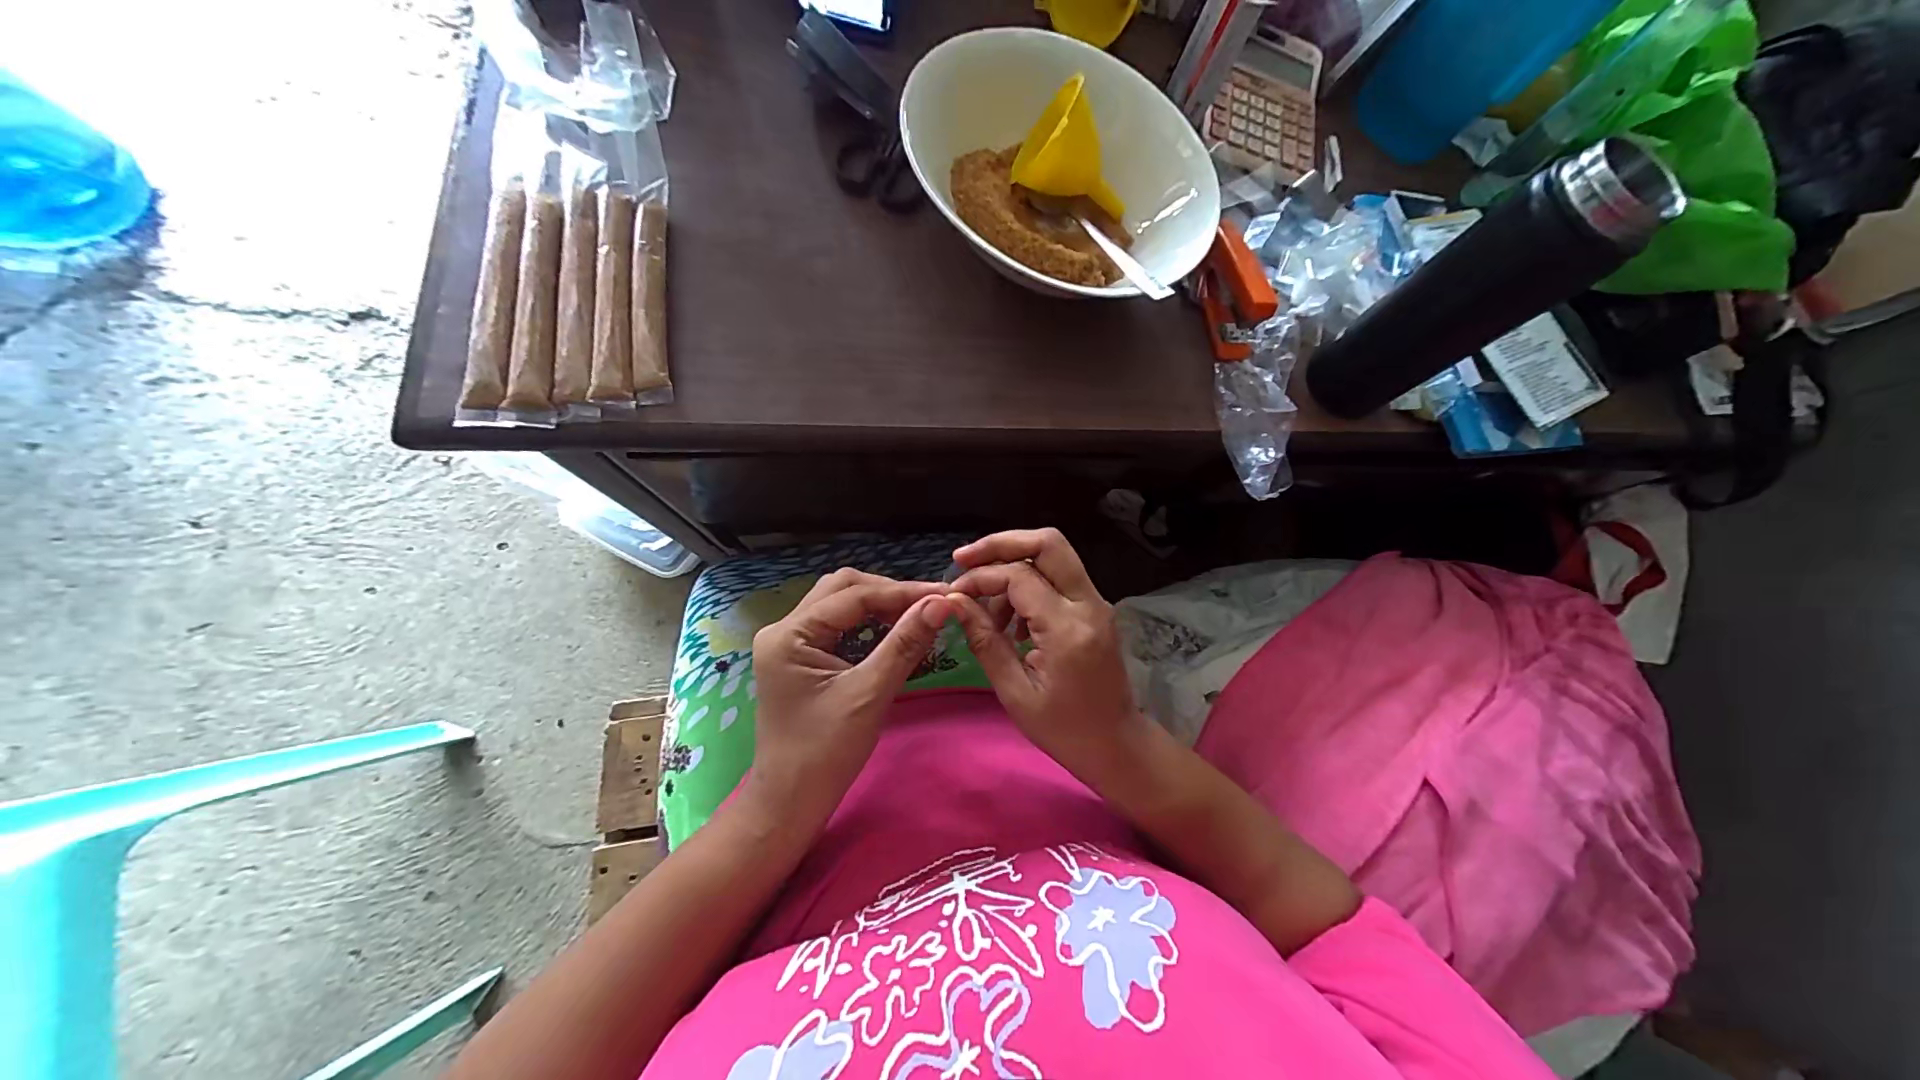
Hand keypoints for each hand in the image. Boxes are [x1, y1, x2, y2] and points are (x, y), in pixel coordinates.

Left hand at [747, 569, 950, 820]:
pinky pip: (838, 626)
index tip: (944, 596)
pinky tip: (894, 631)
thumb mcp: (869, 694)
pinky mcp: (799, 658)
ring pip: (840, 604)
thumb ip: (904, 644)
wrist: (791, 803)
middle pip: (843, 589)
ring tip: (918, 614)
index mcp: (789, 634)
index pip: (853, 595)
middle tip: (931, 605)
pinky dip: (868, 623)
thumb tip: (941, 605)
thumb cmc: (825, 753)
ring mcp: (789, 643)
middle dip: (889, 592)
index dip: (902, 592)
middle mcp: (783, 629)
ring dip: (879, 605)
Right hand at [945, 529, 1146, 780]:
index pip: (1019, 576)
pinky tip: (1010, 620)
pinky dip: (1029, 582)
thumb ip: (985, 640)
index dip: (980, 577)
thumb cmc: (1063, 729)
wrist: (1116, 744)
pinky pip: (1059, 577)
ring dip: (1014, 566)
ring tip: (987, 610)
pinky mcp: (1096, 609)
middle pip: (1048, 542)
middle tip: (964, 561)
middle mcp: (1089, 605)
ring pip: (1054, 555)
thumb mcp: (1014, 692)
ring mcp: (1097, 604)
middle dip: (1001, 544)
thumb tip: (954, 602)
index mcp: (1067, 629)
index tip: (954, 593)